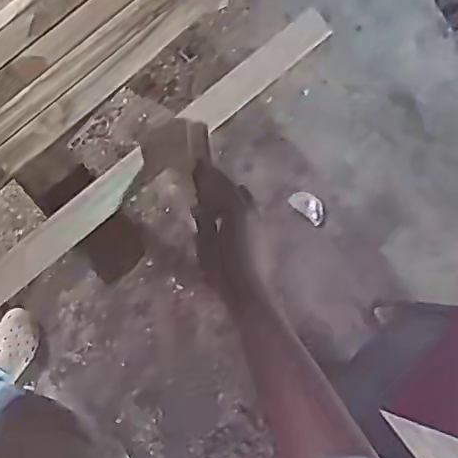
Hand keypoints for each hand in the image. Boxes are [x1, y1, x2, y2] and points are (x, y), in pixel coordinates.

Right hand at [192, 158, 266, 301]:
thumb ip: (204, 221)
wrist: (251, 294)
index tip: (195, 163)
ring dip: (226, 194)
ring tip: (209, 195)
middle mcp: (251, 209)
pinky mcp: (261, 234)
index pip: (219, 183)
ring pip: (241, 199)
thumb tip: (200, 206)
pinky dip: (232, 207)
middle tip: (200, 176)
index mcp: (236, 208)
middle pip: (232, 188)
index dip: (206, 173)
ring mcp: (259, 221)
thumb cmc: (224, 271)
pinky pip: (245, 211)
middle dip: (217, 182)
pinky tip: (222, 215)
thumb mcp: (206, 244)